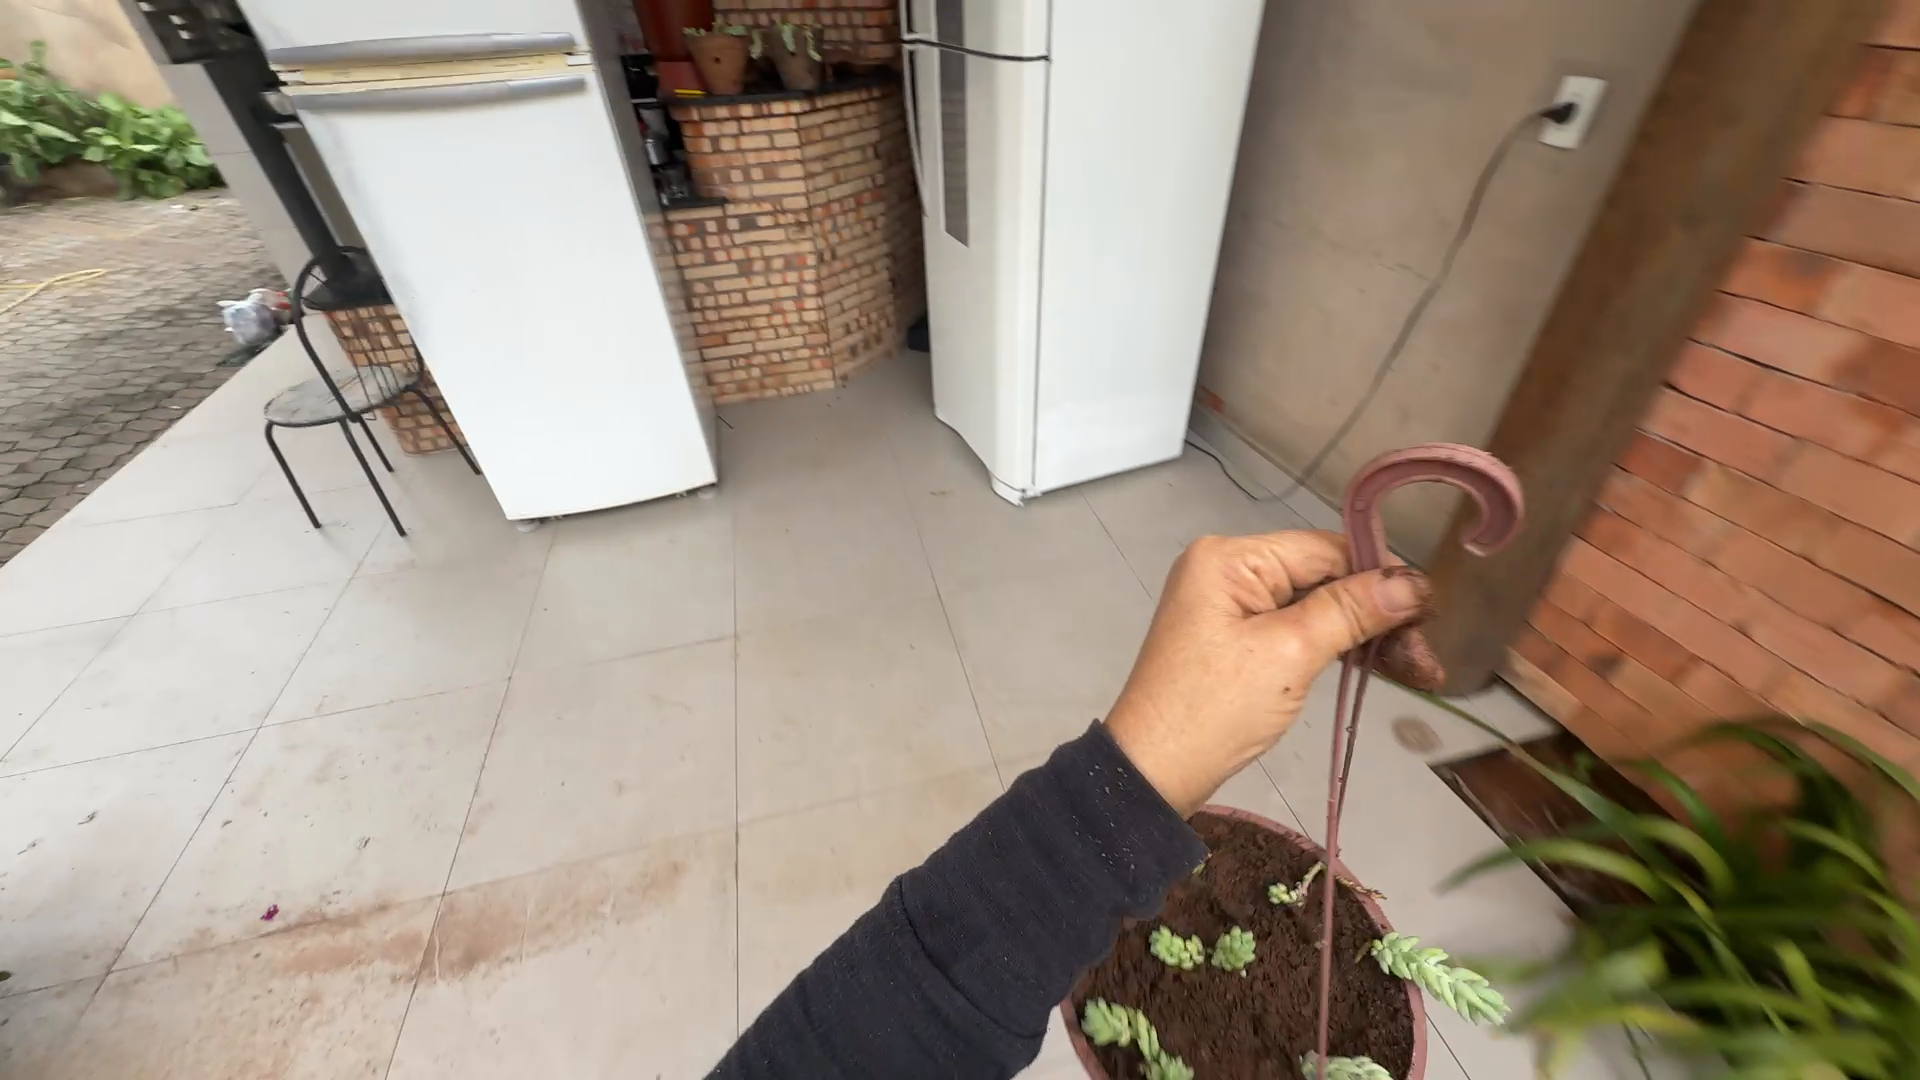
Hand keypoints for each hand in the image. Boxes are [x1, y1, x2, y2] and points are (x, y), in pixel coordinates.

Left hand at [1102, 531, 1431, 816]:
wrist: (1155, 768)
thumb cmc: (1216, 706)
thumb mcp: (1289, 653)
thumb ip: (1350, 610)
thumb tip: (1413, 581)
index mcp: (1228, 558)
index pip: (1323, 548)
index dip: (1379, 575)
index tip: (1432, 612)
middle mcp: (1224, 569)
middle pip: (1320, 576)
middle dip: (1376, 612)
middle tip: (1428, 659)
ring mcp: (1226, 604)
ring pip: (1312, 605)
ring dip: (1361, 635)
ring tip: (1419, 671)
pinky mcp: (1232, 637)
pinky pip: (1292, 628)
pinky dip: (1331, 646)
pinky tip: (1374, 666)